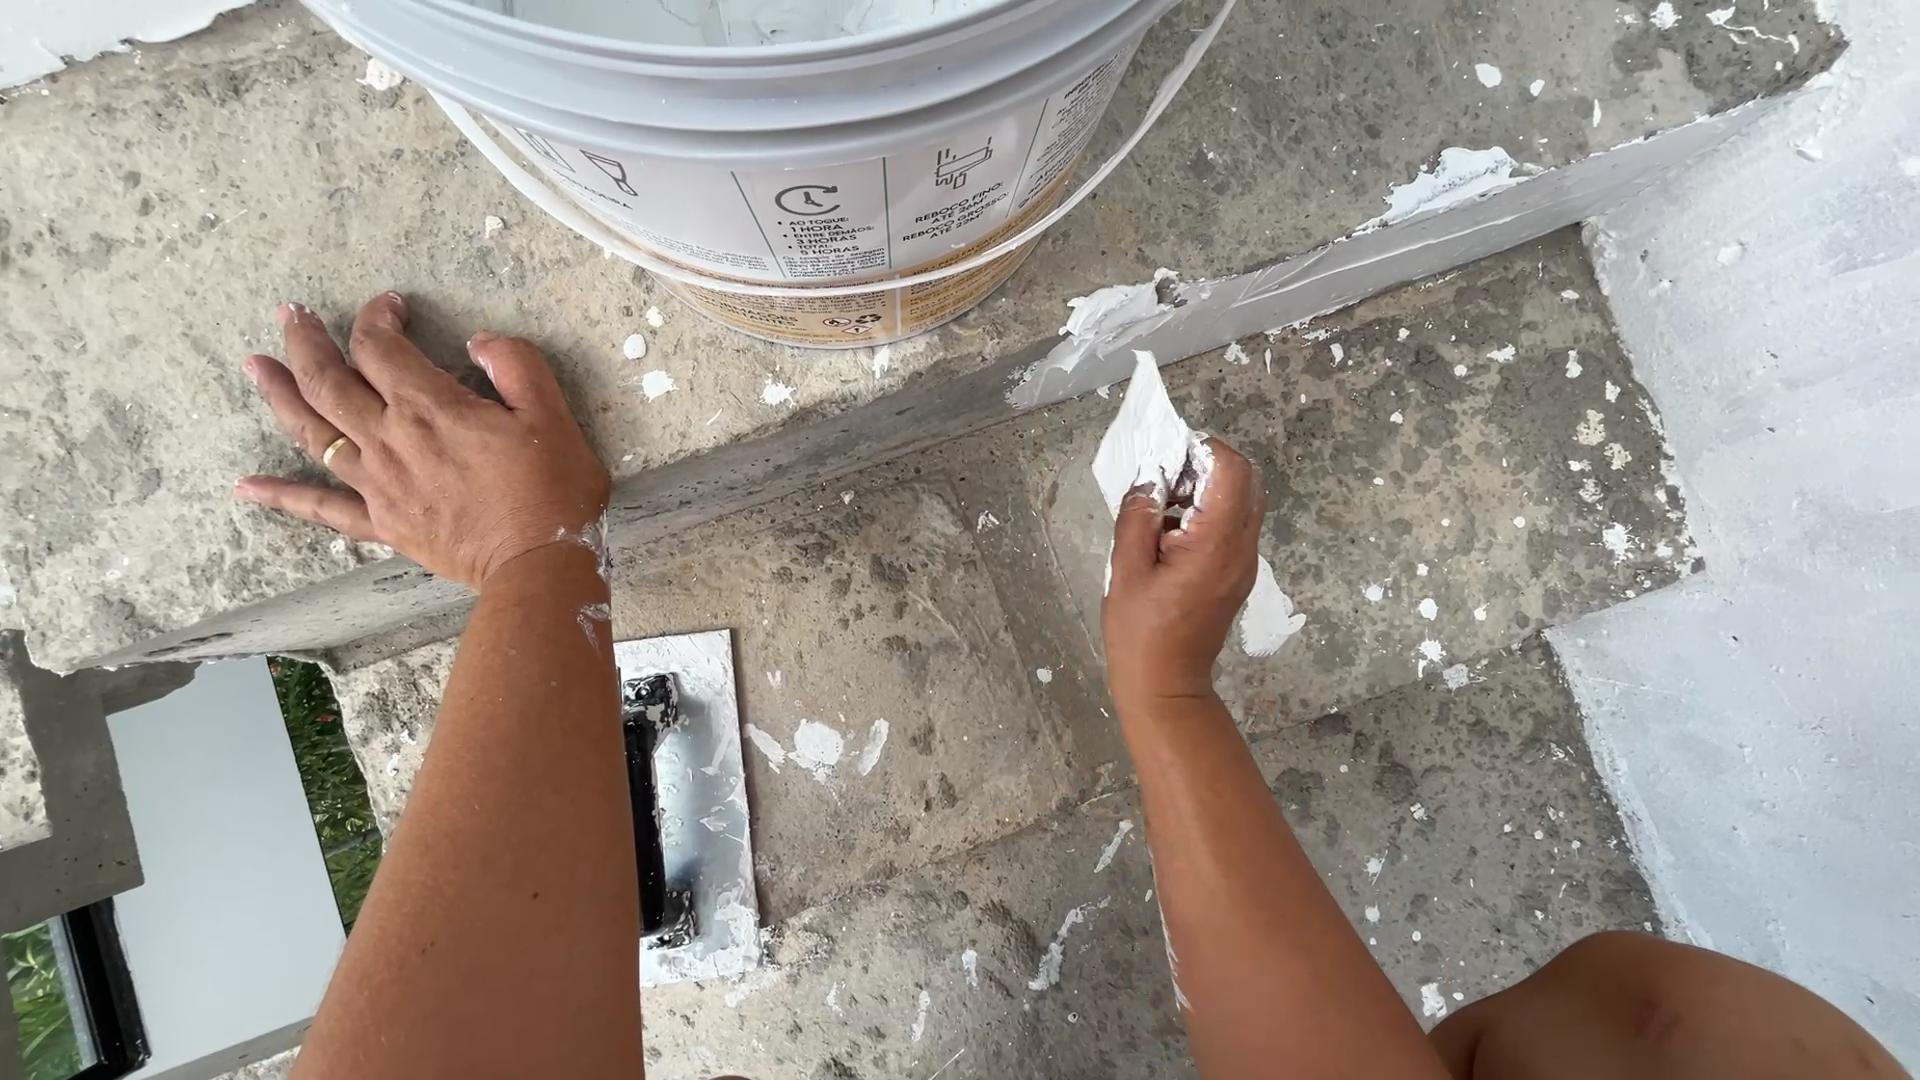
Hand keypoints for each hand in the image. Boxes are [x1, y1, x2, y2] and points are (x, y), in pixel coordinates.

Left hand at [235, 293, 610, 588]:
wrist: (539, 562)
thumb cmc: (554, 490)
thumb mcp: (555, 417)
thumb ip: (517, 366)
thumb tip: (479, 341)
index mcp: (431, 408)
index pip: (382, 348)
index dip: (378, 318)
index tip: (390, 305)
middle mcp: (391, 439)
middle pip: (329, 381)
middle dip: (308, 342)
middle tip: (291, 316)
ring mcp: (380, 483)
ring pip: (313, 432)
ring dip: (280, 395)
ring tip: (258, 367)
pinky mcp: (384, 522)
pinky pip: (324, 508)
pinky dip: (284, 496)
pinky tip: (248, 487)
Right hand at [1102, 438, 1264, 704]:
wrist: (1165, 683)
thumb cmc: (1140, 631)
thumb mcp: (1125, 569)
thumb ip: (1138, 516)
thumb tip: (1149, 481)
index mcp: (1216, 543)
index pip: (1232, 470)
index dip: (1203, 450)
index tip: (1166, 459)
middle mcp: (1243, 548)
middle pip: (1246, 481)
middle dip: (1207, 466)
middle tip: (1165, 482)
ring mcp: (1245, 563)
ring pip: (1244, 502)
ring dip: (1208, 490)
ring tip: (1164, 509)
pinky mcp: (1237, 574)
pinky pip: (1234, 526)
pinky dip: (1209, 513)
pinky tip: (1171, 535)